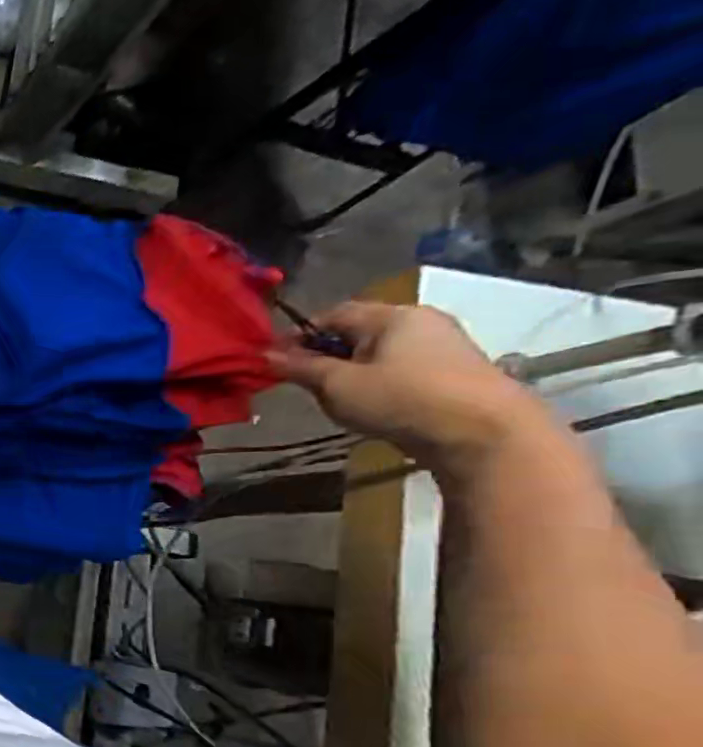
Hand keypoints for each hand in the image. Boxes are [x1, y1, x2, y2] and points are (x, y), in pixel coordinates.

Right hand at [268, 301, 554, 472]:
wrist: (481, 432)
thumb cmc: (400, 399)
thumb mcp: (338, 385)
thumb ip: (300, 367)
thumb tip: (265, 354)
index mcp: (392, 315)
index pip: (332, 314)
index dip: (299, 335)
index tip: (276, 361)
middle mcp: (420, 320)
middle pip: (356, 331)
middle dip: (325, 354)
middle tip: (305, 384)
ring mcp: (441, 345)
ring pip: (377, 351)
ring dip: (349, 370)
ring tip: (336, 399)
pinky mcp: (451, 370)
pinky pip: (399, 367)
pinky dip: (375, 381)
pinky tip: (371, 405)